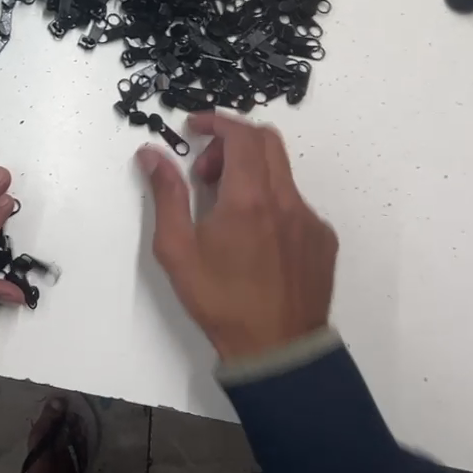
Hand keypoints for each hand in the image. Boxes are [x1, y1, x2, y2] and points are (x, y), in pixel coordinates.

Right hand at [139, 112, 337, 360]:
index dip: (216, 121)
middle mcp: (287, 202)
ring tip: (223, 208)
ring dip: (249, 171)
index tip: (193, 127)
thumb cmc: (219, 299)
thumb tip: (151, 154)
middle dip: (231, 142)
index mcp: (249, 200)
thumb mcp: (177, 247)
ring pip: (281, 172)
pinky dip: (268, 199)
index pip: (241, 135)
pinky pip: (294, 201)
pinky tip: (251, 235)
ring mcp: (309, 221)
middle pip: (267, 142)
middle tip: (205, 170)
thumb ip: (166, 193)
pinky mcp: (322, 240)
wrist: (277, 351)